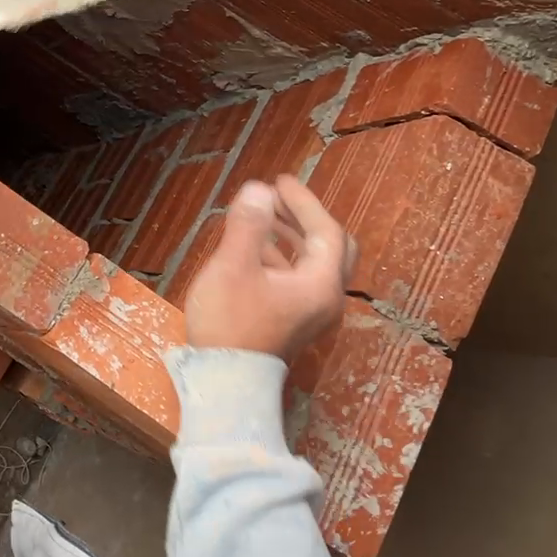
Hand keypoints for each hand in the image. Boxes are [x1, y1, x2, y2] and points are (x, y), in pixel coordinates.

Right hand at [182, 175, 356, 361]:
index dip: (304, 202)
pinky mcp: (291, 317)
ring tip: (263, 213)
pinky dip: (281, 253)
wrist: (226, 376)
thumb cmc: (230, 320)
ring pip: (313, 262)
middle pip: (331, 248)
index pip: (325, 232)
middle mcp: (324, 297)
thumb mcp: (233, 267)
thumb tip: (258, 189)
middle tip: (278, 196)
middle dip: (306, 217)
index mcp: (319, 284)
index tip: (280, 180)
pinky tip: (254, 246)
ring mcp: (310, 310)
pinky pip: (297, 275)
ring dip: (292, 234)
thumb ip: (247, 226)